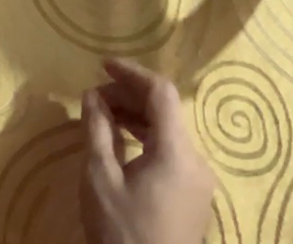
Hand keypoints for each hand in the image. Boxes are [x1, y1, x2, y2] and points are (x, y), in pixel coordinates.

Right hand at [78, 58, 215, 243]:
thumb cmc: (122, 231)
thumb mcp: (100, 176)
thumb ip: (97, 128)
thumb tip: (94, 94)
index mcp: (177, 153)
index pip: (161, 93)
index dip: (131, 72)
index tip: (101, 66)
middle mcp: (196, 161)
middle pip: (165, 110)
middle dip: (128, 95)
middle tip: (93, 97)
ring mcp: (198, 181)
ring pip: (167, 130)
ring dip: (135, 115)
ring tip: (101, 115)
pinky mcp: (193, 196)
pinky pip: (170, 151)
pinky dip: (145, 136)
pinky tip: (120, 141)